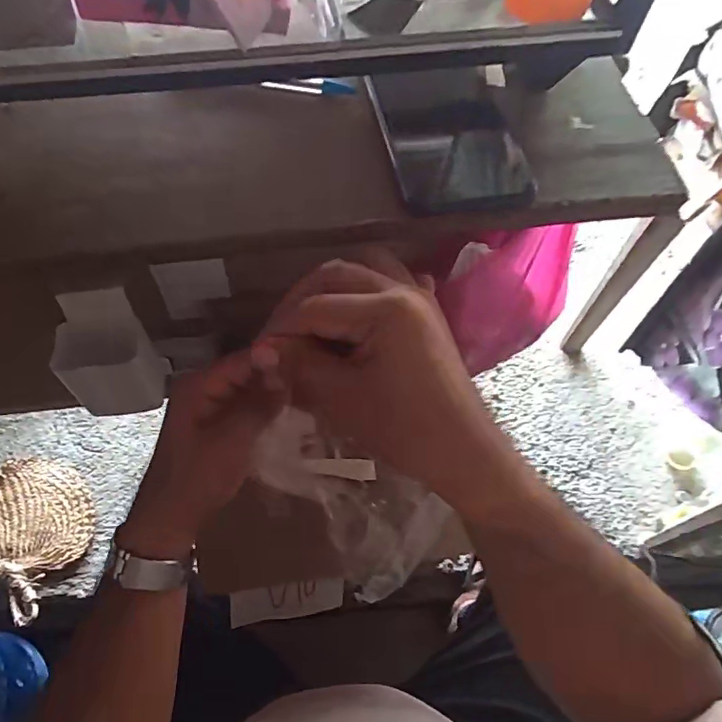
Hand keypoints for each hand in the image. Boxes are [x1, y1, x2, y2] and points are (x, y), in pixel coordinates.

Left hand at [122, 346, 287, 559]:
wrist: (171, 517)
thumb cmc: (199, 477)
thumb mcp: (233, 439)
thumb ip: (258, 405)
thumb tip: (285, 375)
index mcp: (198, 386)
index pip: (242, 360)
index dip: (274, 359)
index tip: (308, 361)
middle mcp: (201, 391)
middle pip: (244, 374)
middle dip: (275, 376)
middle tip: (312, 379)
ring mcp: (206, 411)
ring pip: (245, 394)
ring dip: (271, 396)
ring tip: (307, 395)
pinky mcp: (214, 430)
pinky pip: (242, 412)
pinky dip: (262, 413)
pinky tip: (286, 418)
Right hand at [258, 256, 529, 520]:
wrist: (461, 451)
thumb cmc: (403, 430)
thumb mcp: (342, 399)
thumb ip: (299, 366)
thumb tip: (262, 349)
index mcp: (385, 309)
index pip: (314, 307)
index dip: (281, 329)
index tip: (259, 354)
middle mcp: (404, 289)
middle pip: (336, 275)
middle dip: (300, 302)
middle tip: (278, 336)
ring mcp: (420, 298)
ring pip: (365, 270)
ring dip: (330, 290)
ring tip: (308, 323)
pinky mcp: (427, 314)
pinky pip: (391, 285)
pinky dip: (364, 293)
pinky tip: (353, 316)